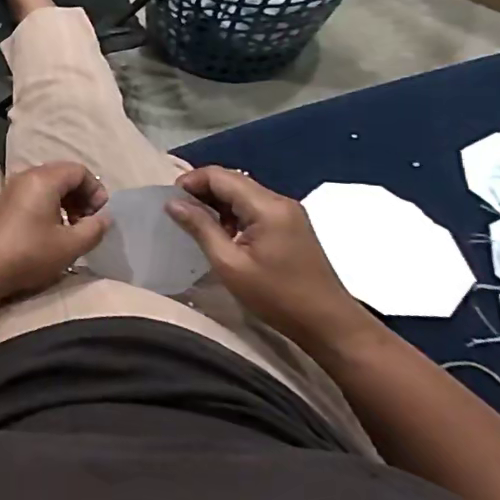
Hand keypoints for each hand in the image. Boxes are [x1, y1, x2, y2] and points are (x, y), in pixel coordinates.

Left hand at [0, 162, 110, 300]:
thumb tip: (104, 217)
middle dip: (82, 195)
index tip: (99, 215)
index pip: (79, 170)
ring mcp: (14, 187)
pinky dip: (52, 205)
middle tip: (88, 222)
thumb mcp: (70, 245)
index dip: (95, 190)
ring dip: (68, 201)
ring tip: (73, 228)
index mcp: (43, 179)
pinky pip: (37, 193)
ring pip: (50, 184)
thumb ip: (94, 228)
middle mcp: (27, 176)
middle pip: (64, 174)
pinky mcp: (8, 201)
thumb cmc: (29, 252)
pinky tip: (54, 229)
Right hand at [165, 166, 373, 345]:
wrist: (329, 324)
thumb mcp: (229, 264)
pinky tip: (221, 234)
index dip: (189, 182)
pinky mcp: (290, 225)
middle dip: (200, 191)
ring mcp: (287, 213)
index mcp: (266, 207)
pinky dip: (231, 213)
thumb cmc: (276, 296)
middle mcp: (279, 201)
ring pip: (241, 193)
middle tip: (177, 213)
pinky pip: (252, 206)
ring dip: (215, 202)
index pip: (219, 176)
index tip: (169, 202)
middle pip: (231, 180)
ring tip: (195, 225)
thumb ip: (200, 228)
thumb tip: (172, 203)